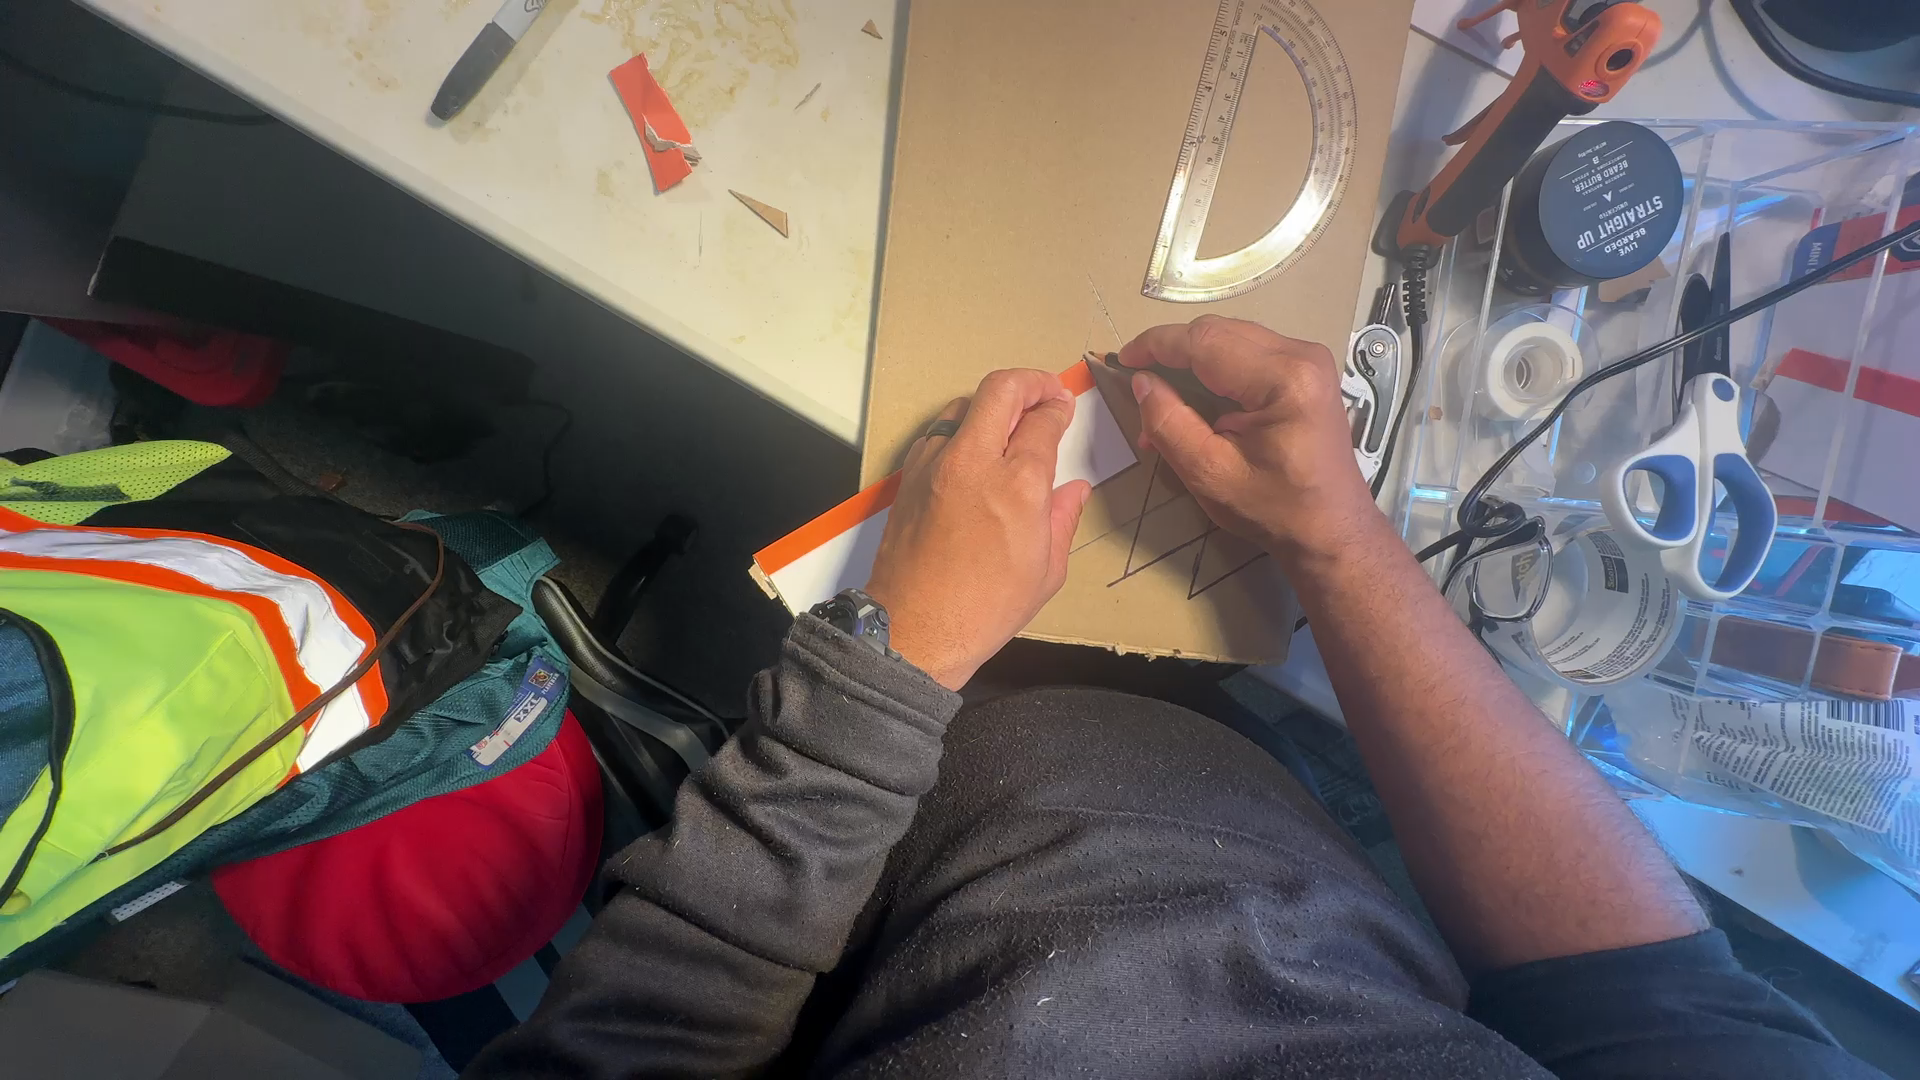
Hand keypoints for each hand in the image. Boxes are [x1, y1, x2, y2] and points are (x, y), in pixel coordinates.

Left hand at [862, 370, 1092, 689]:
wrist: (914, 630)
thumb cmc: (986, 609)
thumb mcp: (1046, 571)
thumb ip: (1063, 519)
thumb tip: (1073, 489)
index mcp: (1018, 485)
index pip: (1042, 420)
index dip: (1058, 407)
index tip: (1064, 409)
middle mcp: (974, 461)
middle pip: (1001, 389)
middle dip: (1030, 382)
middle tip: (1045, 393)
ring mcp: (935, 465)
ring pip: (965, 403)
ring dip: (992, 403)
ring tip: (1010, 421)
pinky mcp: (909, 477)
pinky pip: (939, 432)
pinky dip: (962, 428)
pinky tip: (974, 450)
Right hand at [1116, 315, 1384, 566]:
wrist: (1331, 528)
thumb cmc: (1273, 508)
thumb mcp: (1209, 473)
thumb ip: (1169, 423)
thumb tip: (1141, 383)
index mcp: (1282, 379)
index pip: (1205, 340)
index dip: (1157, 345)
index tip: (1122, 359)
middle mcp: (1300, 355)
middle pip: (1218, 332)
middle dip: (1171, 353)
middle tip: (1139, 386)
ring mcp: (1307, 359)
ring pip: (1230, 338)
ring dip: (1190, 363)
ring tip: (1162, 403)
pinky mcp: (1304, 370)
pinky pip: (1246, 352)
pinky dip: (1212, 370)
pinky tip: (1194, 402)